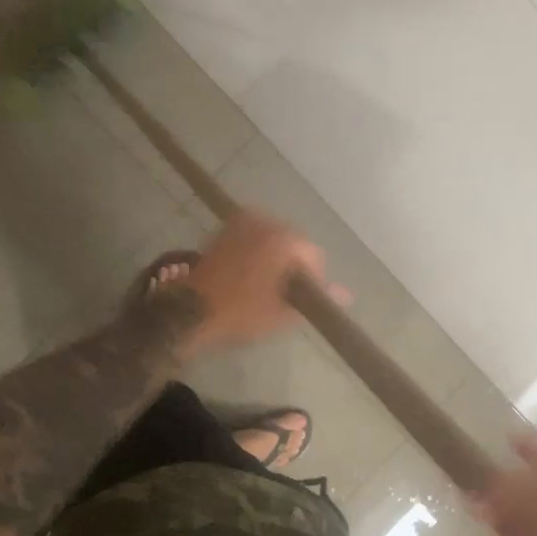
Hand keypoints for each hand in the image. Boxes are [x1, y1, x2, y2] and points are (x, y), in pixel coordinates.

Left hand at [180, 210, 335, 354]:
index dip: (313, 279)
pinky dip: (257, 251)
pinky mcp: (223, 230)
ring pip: (273, 238)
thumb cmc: (239, 313)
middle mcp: (265, 222)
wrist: (189, 311)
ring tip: (266, 285)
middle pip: (294, 242)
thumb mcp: (281, 313)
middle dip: (294, 264)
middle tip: (285, 293)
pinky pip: (252, 237)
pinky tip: (249, 275)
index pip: (314, 255)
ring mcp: (241, 223)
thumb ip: (315, 300)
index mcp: (283, 239)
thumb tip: (347, 295)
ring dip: (275, 257)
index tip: (302, 299)